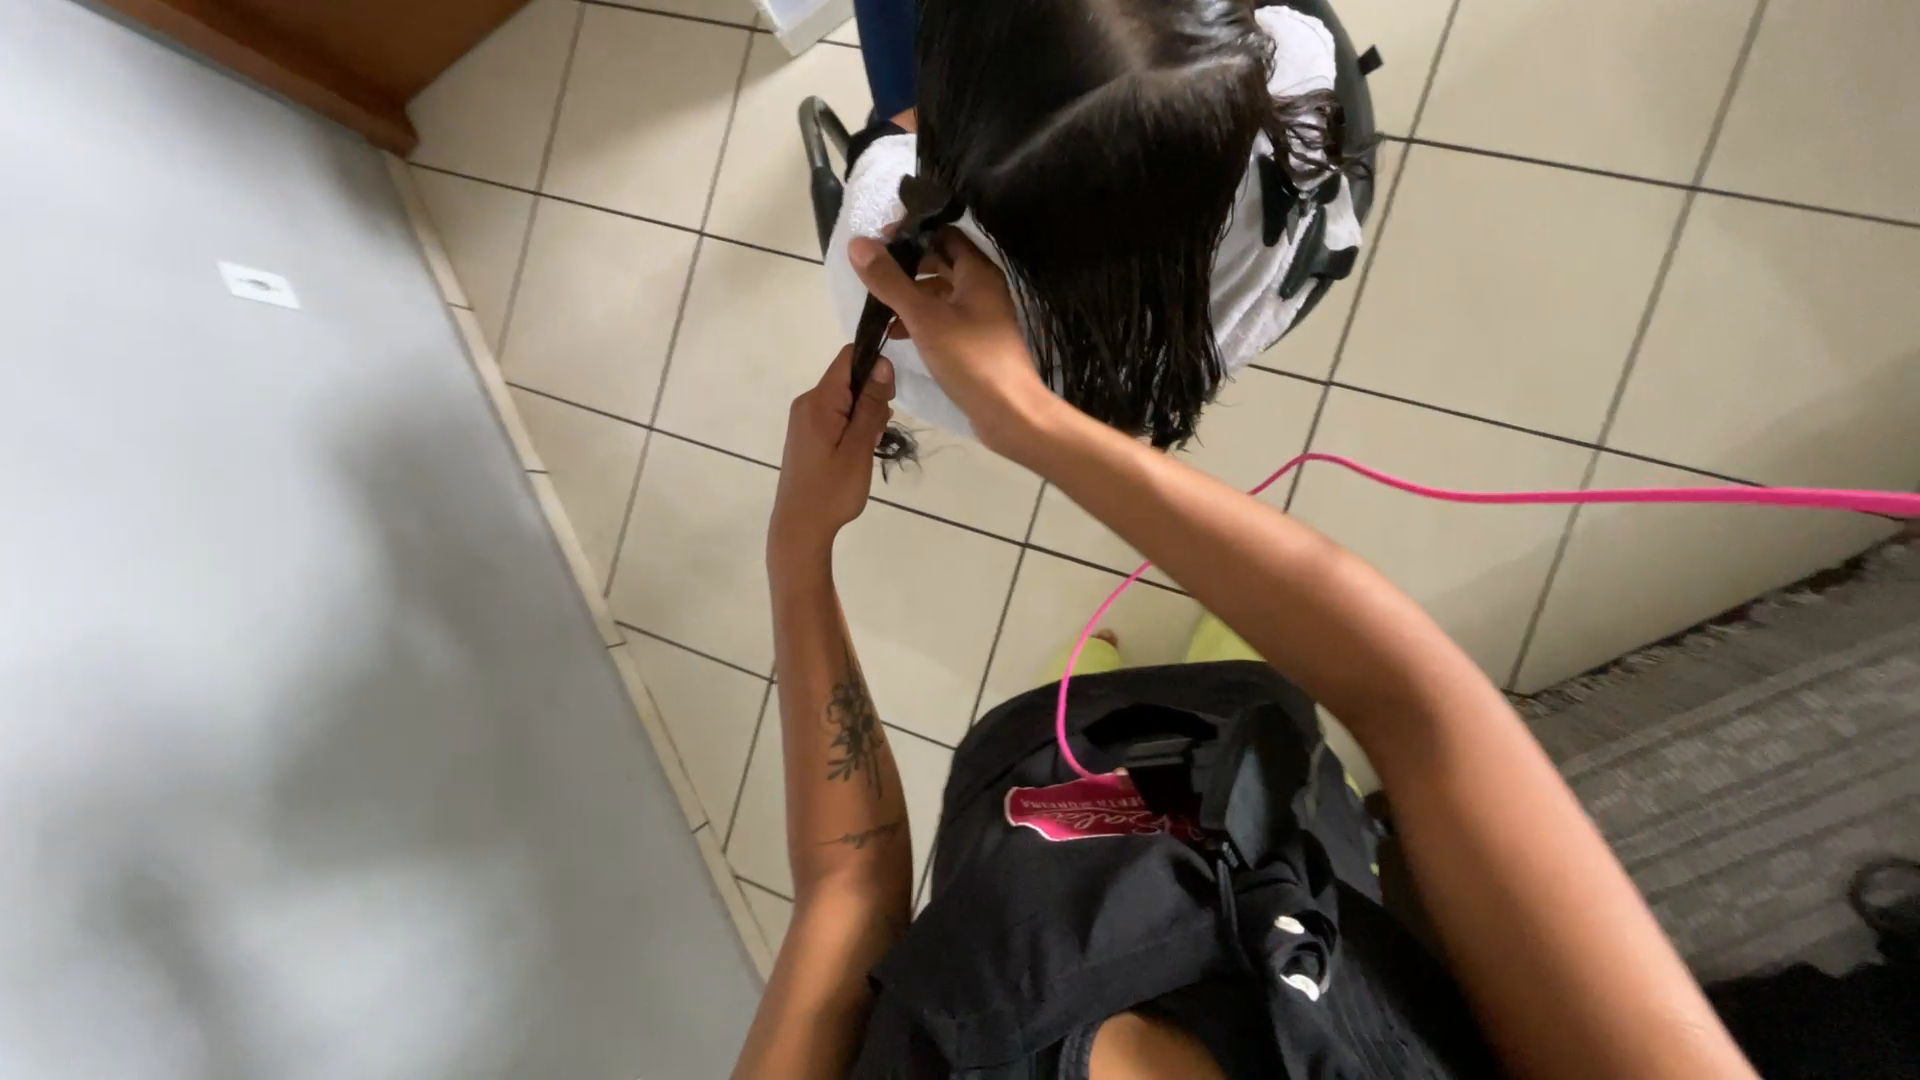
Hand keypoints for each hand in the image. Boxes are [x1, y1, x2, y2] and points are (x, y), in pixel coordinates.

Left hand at [769, 345, 895, 566]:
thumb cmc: (832, 491)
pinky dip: (852, 427)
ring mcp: (805, 418)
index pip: (849, 358)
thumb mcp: (859, 448)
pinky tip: (856, 453)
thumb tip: (882, 364)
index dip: (875, 368)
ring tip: (866, 449)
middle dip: (872, 398)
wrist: (800, 527)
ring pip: (845, 399)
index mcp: (818, 401)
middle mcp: (807, 402)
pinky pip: (836, 415)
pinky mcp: (807, 433)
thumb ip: (871, 405)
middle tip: (877, 434)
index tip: (887, 399)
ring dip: (864, 416)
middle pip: (849, 378)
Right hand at [848, 228, 1057, 454]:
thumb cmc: (971, 359)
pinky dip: (921, 321)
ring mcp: (981, 317)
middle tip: (873, 275)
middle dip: (907, 268)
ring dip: (911, 297)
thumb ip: (891, 282)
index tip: (879, 242)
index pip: (944, 234)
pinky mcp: (975, 342)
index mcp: (978, 272)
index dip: (913, 233)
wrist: (1009, 412)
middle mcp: (983, 288)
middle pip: (941, 263)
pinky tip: (898, 334)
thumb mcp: (924, 318)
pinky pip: (944, 320)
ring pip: (940, 294)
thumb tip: (858, 244)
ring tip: (879, 308)